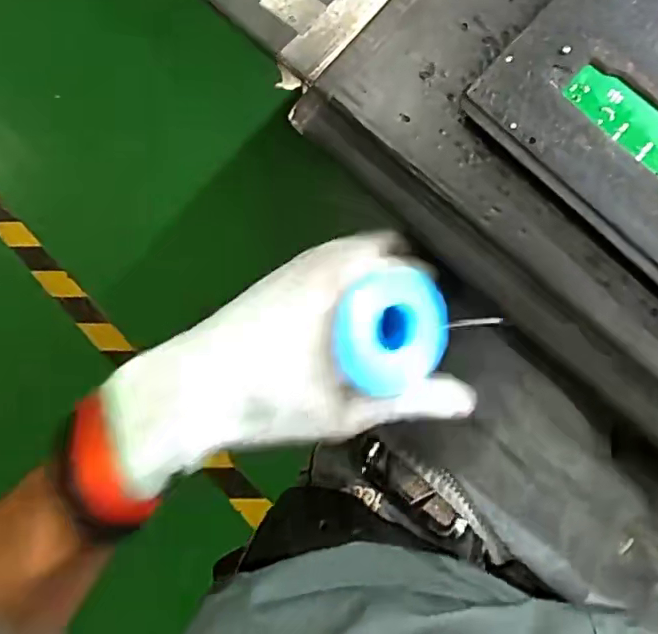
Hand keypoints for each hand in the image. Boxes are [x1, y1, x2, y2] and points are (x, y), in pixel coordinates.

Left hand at [100, 231, 477, 499]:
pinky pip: (337, 262)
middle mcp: (327, 255)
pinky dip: (354, 282)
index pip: (412, 265)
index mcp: (346, 276)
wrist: (190, 389)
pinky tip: (343, 325)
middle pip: (389, 250)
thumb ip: (409, 397)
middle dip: (407, 283)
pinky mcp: (285, 271)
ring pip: (361, 254)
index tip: (431, 333)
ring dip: (379, 282)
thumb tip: (467, 399)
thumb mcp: (347, 406)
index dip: (430, 297)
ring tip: (378, 332)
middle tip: (408, 331)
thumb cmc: (271, 398)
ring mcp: (302, 259)